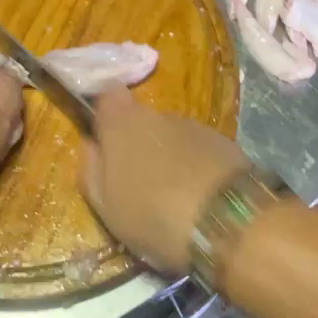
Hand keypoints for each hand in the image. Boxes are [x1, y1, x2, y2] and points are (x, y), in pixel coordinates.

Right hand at [78, 90, 250, 273]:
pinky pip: (199, 149)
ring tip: (174, 195)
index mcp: (122, 123)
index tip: (105, 138)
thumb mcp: (105, 206)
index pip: (107, 94)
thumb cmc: (152, 215)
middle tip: (140, 180)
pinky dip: (196, 165)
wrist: (227, 223)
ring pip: (171, 135)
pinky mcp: (224, 142)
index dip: (105, 112)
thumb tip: (90, 145)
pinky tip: (201, 197)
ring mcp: (194, 125)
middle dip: (139, 142)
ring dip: (169, 155)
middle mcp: (157, 114)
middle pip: (141, 118)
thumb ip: (91, 170)